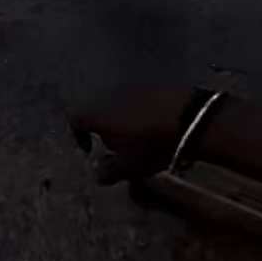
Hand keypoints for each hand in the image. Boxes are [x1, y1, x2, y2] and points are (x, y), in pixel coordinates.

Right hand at [70, 86, 197, 184]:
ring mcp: (127, 88)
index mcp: (96, 114)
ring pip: (115, 105)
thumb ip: (109, 171)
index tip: (89, 151)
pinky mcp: (147, 86)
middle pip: (95, 111)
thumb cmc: (150, 144)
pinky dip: (137, 113)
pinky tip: (153, 127)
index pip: (75, 120)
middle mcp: (105, 96)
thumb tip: (96, 174)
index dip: (78, 136)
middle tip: (117, 150)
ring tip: (137, 140)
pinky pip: (134, 101)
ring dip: (120, 121)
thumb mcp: (130, 167)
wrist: (186, 117)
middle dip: (103, 130)